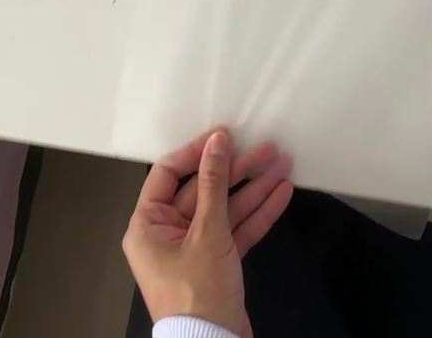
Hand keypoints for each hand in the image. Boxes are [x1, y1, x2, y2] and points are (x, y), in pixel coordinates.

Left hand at [123, 128, 294, 337]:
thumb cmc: (197, 295)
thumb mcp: (207, 233)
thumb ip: (214, 183)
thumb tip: (217, 141)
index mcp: (148, 225)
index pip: (169, 174)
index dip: (197, 152)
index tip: (224, 136)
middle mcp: (167, 234)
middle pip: (204, 189)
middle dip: (238, 171)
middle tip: (266, 149)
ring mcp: (194, 248)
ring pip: (226, 208)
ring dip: (255, 189)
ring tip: (283, 165)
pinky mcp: (217, 263)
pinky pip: (237, 230)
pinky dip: (258, 214)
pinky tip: (281, 194)